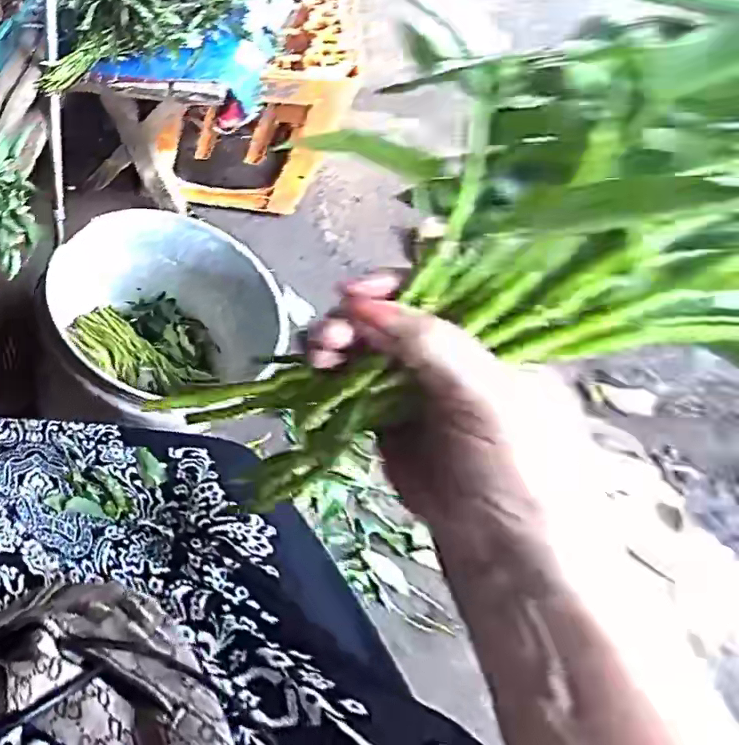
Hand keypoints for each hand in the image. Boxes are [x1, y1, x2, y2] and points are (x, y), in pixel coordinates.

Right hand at [308, 275, 586, 537]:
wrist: (502, 548)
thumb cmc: (519, 470)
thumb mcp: (489, 399)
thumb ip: (432, 345)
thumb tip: (361, 304)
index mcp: (495, 346)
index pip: (441, 293)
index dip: (394, 286)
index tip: (353, 293)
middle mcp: (452, 359)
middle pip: (388, 317)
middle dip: (351, 319)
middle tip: (330, 338)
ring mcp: (414, 385)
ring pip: (360, 344)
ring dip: (331, 341)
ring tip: (318, 356)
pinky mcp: (381, 410)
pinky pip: (343, 375)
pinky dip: (323, 368)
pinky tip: (314, 371)